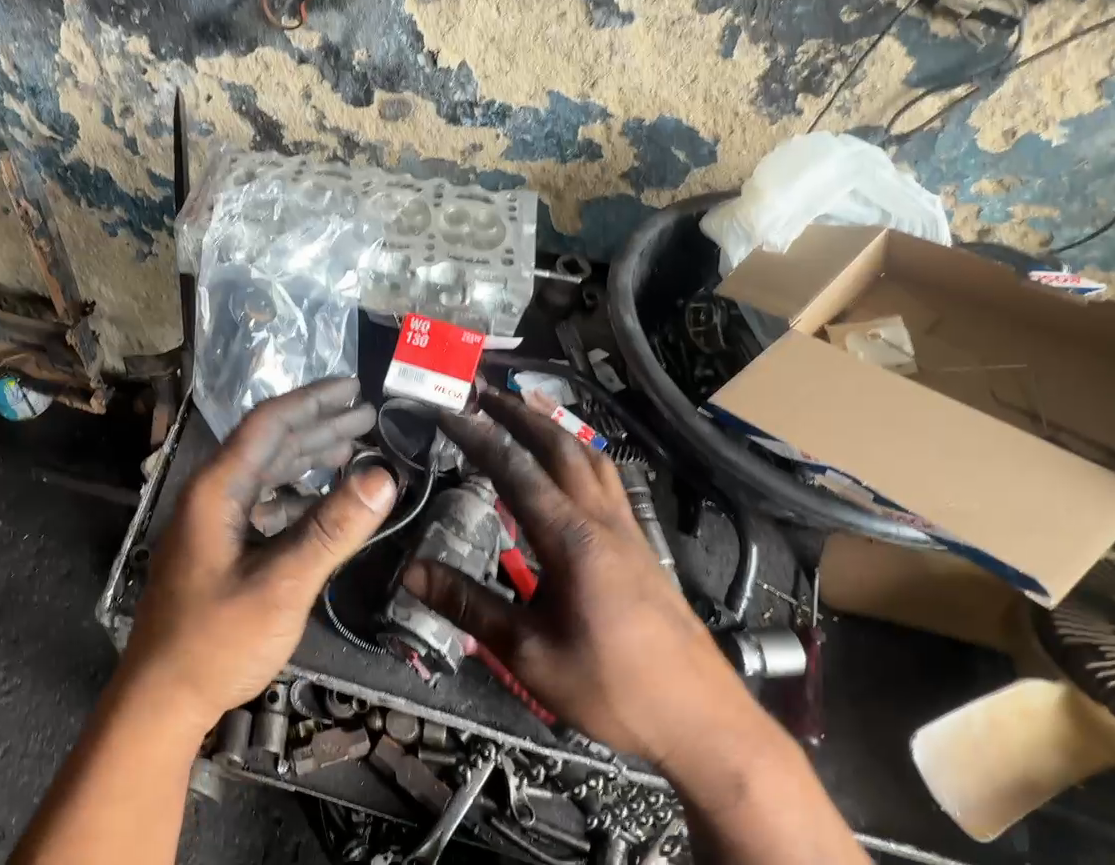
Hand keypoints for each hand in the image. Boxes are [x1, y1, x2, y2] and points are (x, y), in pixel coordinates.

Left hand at [121, 378, 395, 726]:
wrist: (161, 697)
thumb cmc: (217, 640)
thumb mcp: (283, 585)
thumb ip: (332, 529)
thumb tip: (383, 476)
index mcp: (216, 490)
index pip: (267, 424)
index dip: (312, 401)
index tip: (352, 387)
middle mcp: (210, 496)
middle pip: (268, 445)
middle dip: (318, 427)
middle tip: (366, 415)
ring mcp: (211, 523)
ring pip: (265, 475)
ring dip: (307, 460)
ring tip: (352, 449)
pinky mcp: (217, 549)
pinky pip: (261, 506)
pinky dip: (295, 496)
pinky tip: (321, 500)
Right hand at [404, 389, 760, 768]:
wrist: (703, 722)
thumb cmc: (613, 688)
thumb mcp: (528, 654)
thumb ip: (469, 606)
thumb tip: (411, 571)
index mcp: (572, 540)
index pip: (516, 471)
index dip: (478, 436)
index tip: (447, 410)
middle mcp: (603, 523)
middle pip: (561, 447)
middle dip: (519, 415)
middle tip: (483, 392)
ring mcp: (630, 533)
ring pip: (593, 458)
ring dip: (554, 428)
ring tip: (526, 410)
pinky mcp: (644, 550)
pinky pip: (609, 481)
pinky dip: (581, 454)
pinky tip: (572, 467)